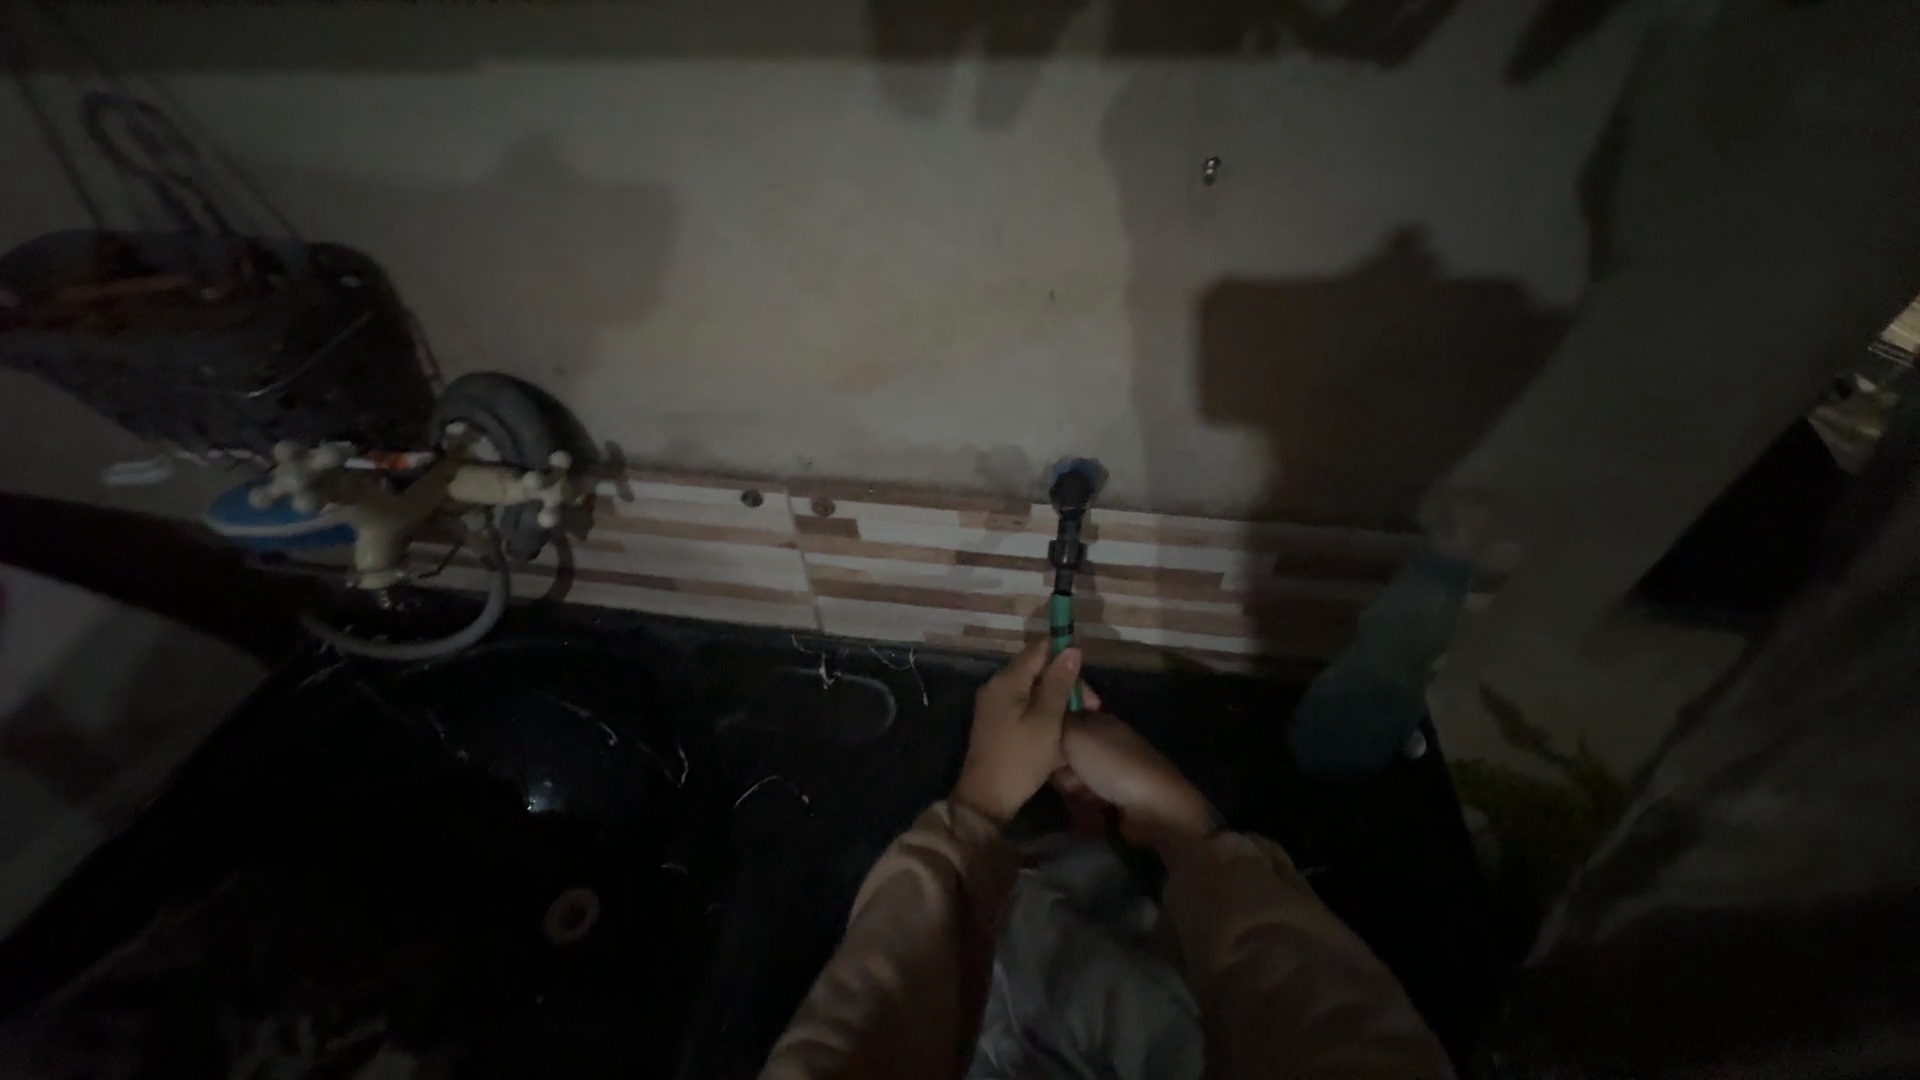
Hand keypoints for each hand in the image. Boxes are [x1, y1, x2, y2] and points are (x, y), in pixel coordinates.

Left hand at [954, 641, 1082, 825]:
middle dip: (1065, 682)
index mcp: (1006, 680)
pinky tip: (1059, 728)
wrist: (987, 798)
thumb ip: (1059, 684)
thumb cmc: (1021, 758)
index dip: (1064, 655)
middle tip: (1091, 707)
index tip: (1087, 676)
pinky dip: (1043, 710)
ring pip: (1032, 688)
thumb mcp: (1047, 721)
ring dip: (1057, 699)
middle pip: (1037, 669)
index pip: (1039, 649)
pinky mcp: (996, 721)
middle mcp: (996, 685)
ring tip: (1079, 719)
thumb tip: (1071, 649)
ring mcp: (994, 703)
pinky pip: (1024, 704)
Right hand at [1056, 713, 1218, 850]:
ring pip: (1074, 783)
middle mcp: (1104, 744)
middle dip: (1063, 772)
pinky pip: (1087, 803)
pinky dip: (1087, 812)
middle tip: (1069, 780)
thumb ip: (1054, 722)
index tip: (1044, 749)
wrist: (1153, 806)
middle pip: (1065, 756)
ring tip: (1086, 801)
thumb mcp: (1075, 733)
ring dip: (1075, 795)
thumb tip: (1044, 717)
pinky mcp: (1116, 800)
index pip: (1062, 723)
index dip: (1051, 736)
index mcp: (1098, 721)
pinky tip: (1095, 817)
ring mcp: (1112, 773)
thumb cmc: (1111, 764)